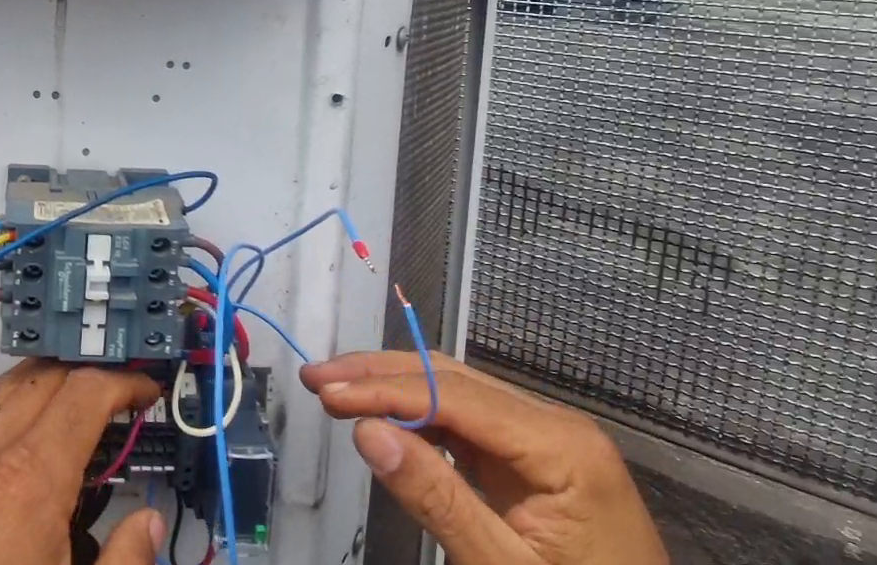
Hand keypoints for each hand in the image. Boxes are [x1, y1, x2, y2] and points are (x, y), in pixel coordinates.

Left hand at [0, 360, 166, 564]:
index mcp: (34, 480)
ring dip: (45, 381)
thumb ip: (123, 562)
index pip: (85, 395)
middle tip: (120, 399)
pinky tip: (5, 405)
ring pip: (5, 386)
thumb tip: (150, 523)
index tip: (146, 392)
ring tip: (74, 399)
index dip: (123, 383)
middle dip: (90, 378)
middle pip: (48, 380)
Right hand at [301, 352, 665, 564]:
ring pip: (454, 393)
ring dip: (391, 390)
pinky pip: (466, 424)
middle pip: (451, 380)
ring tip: (335, 390)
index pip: (452, 396)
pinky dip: (417, 417)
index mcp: (561, 445)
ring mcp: (545, 440)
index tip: (323, 392)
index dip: (382, 389)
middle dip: (378, 376)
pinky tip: (382, 419)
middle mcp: (554, 425)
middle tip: (316, 379)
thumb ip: (438, 500)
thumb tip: (367, 430)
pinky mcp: (532, 460)